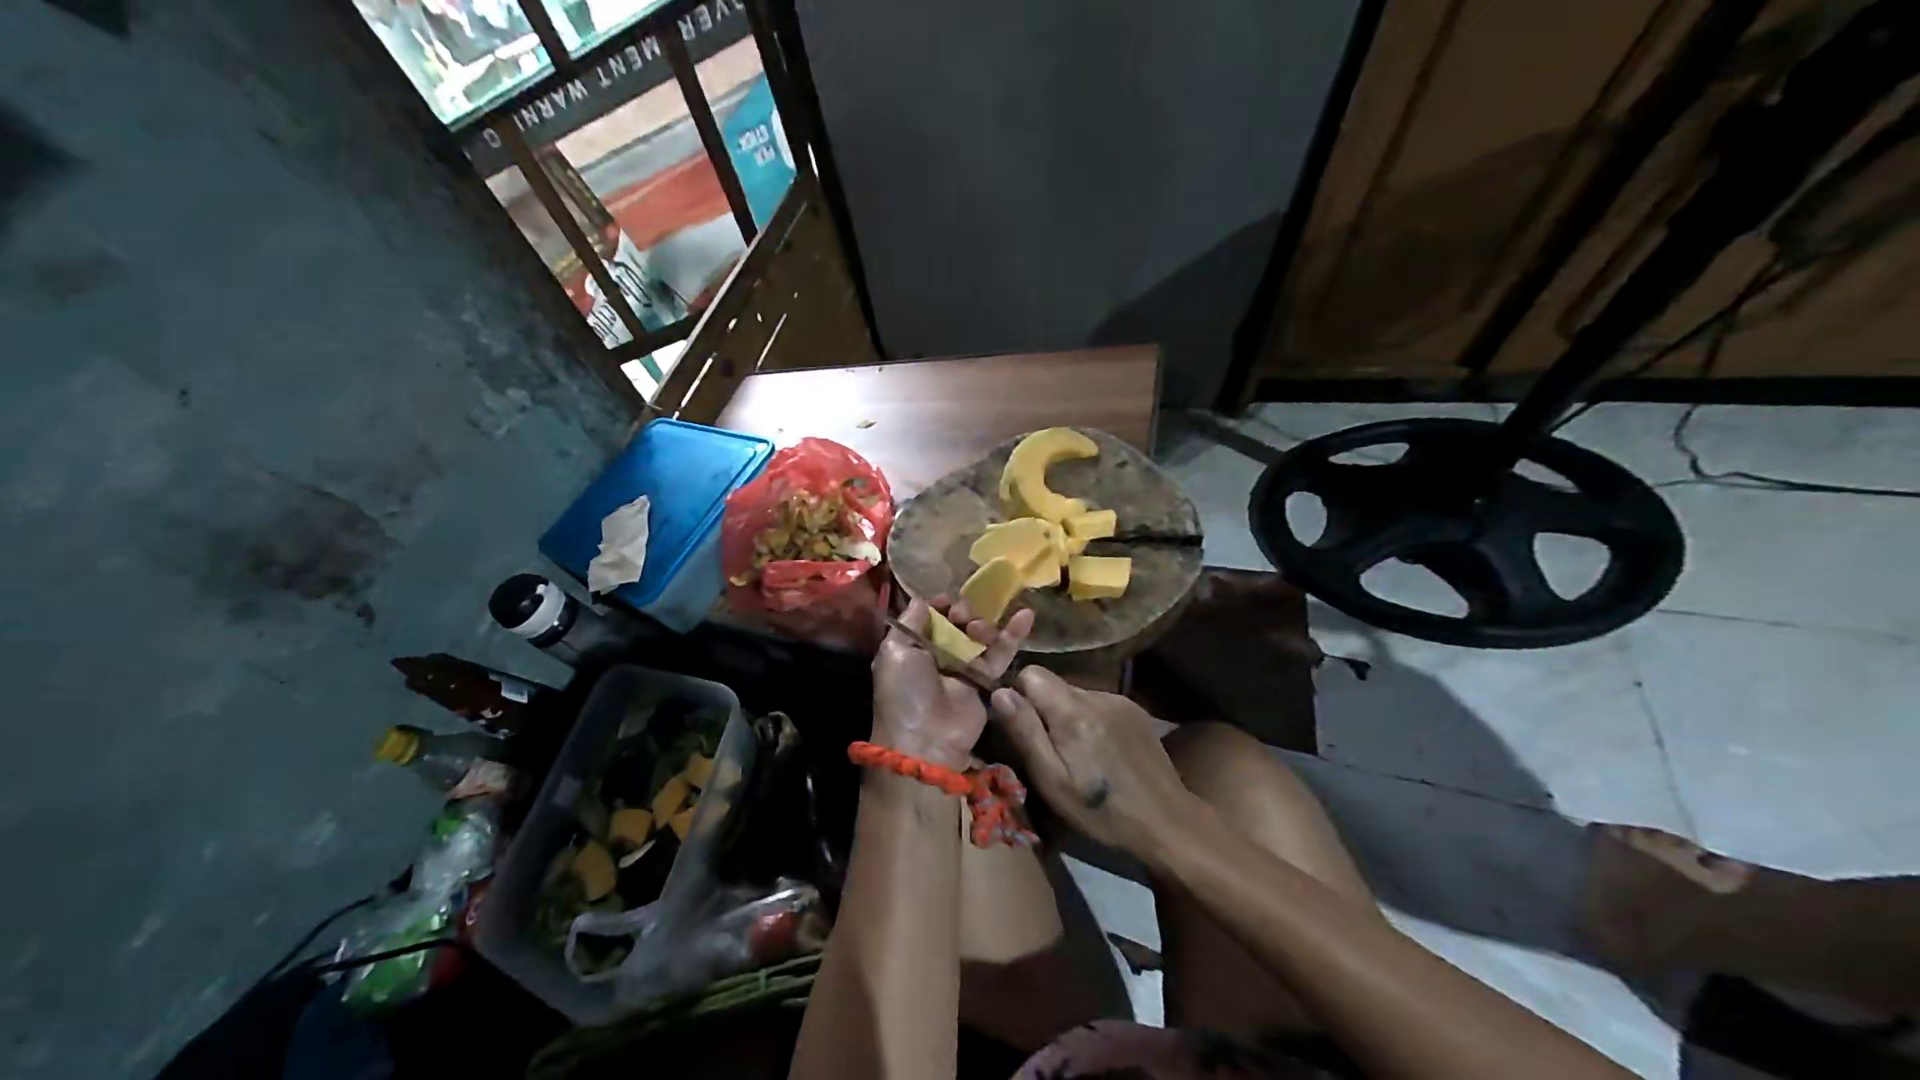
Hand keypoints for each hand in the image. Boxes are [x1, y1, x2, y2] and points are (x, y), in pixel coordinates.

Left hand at [871, 597, 1033, 769]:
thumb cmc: (905, 692)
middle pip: (958, 623)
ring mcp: (964, 667)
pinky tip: (1026, 614)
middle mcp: (939, 655)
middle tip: (963, 617)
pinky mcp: (986, 680)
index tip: (949, 601)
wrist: (926, 739)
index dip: (942, 605)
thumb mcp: (895, 651)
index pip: (932, 617)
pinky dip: (1013, 634)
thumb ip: (910, 621)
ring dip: (983, 625)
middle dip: (963, 614)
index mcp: (914, 646)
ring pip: (980, 636)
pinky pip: (1001, 653)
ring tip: (978, 630)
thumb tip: (923, 598)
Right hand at [989, 668, 1199, 854]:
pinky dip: (1090, 720)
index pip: (1031, 673)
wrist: (1167, 822)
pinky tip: (1101, 752)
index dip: (1019, 696)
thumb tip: (1000, 692)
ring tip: (1077, 755)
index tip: (1022, 728)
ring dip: (1067, 716)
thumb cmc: (1101, 811)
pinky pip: (1098, 703)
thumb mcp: (1052, 780)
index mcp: (1073, 710)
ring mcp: (1120, 701)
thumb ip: (1025, 732)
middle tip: (1049, 751)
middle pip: (1054, 684)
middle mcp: (1097, 695)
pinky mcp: (1135, 711)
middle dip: (1043, 709)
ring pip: (1075, 694)